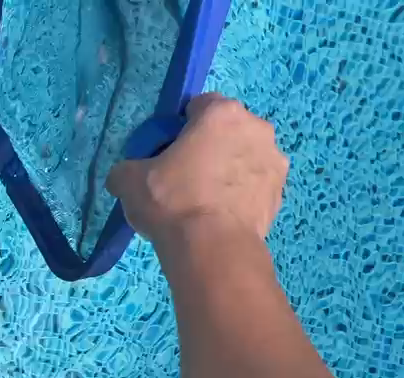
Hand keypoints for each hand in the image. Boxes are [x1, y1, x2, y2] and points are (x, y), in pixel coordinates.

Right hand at [106, 93, 287, 250]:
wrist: (211, 246)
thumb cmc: (171, 202)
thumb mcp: (129, 183)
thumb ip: (125, 170)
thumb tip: (125, 174)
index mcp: (220, 114)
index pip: (198, 105)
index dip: (179, 128)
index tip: (166, 154)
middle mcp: (255, 126)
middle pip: (225, 131)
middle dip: (207, 149)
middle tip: (182, 181)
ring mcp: (273, 158)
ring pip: (243, 158)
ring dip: (226, 172)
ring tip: (202, 205)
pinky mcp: (278, 191)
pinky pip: (253, 186)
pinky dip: (239, 197)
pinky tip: (218, 218)